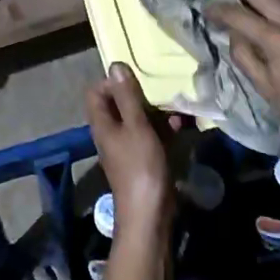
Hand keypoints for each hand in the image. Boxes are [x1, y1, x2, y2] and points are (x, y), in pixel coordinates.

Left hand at [86, 63, 181, 230]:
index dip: (111, 82)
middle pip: (119, 104)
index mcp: (102, 122)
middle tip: (161, 89)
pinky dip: (163, 129)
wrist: (150, 214)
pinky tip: (182, 125)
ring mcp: (127, 146)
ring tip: (177, 105)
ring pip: (138, 120)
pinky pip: (151, 136)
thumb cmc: (140, 166)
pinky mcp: (144, 159)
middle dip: (140, 95)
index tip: (135, 79)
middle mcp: (111, 132)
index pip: (96, 92)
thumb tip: (115, 65)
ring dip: (156, 112)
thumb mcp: (136, 126)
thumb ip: (127, 96)